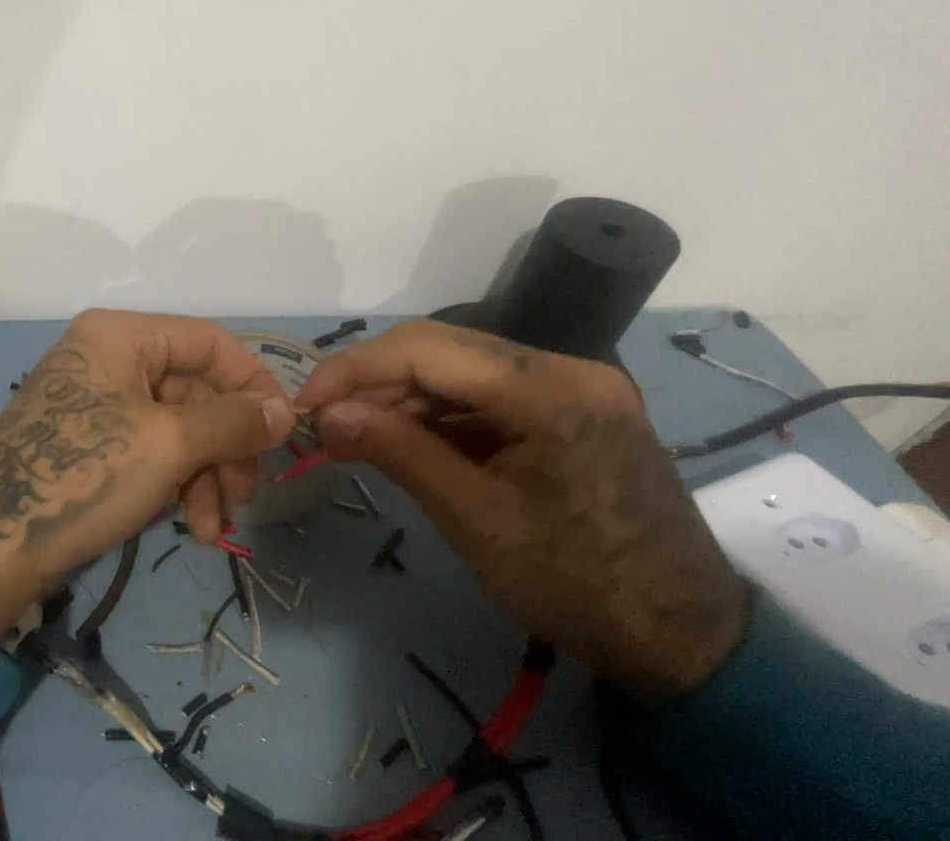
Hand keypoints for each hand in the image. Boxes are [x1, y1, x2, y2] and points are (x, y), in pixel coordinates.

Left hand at [0, 310, 295, 633]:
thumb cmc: (85, 475)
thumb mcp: (169, 444)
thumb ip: (233, 422)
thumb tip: (285, 411)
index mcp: (118, 336)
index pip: (209, 342)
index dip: (253, 385)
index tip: (284, 433)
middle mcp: (106, 358)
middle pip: (194, 392)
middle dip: (226, 449)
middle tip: (245, 497)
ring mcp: (95, 403)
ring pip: (176, 429)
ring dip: (205, 478)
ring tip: (212, 528)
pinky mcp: (88, 444)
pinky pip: (149, 452)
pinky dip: (174, 486)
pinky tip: (188, 526)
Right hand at [296, 319, 750, 702]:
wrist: (684, 640)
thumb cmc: (576, 584)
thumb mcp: (475, 519)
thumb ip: (400, 453)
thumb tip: (326, 415)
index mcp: (550, 390)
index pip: (427, 349)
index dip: (354, 369)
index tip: (304, 403)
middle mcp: (566, 370)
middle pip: (442, 349)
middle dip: (373, 381)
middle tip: (324, 423)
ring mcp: (573, 389)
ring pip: (460, 370)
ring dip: (402, 398)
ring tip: (353, 436)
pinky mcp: (570, 413)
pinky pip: (486, 396)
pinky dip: (438, 415)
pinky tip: (404, 441)